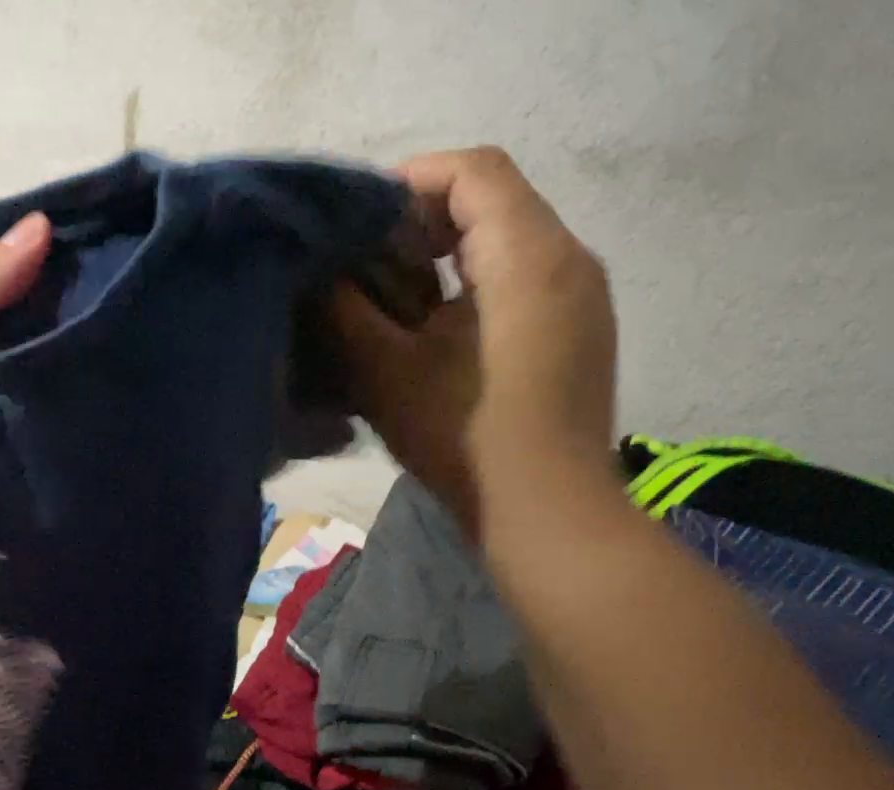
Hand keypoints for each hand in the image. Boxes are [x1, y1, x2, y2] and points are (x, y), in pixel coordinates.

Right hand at [332, 148, 618, 527]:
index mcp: (528, 256)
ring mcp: (579, 294)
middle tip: (359, 256)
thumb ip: (344, 310)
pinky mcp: (575, 326)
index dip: (408, 179)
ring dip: (441, 251)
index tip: (353, 217)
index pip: (474, 170)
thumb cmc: (462, 436)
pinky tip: (426, 326)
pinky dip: (468, 279)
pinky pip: (520, 273)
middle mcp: (568, 258)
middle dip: (418, 218)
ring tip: (384, 292)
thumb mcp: (384, 370)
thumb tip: (319, 272)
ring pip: (507, 236)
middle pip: (493, 198)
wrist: (546, 510)